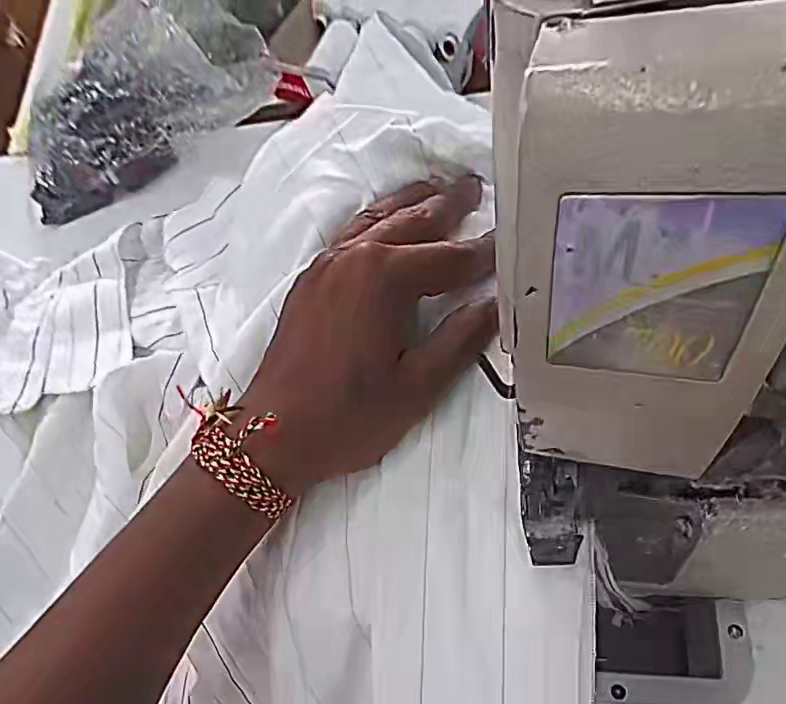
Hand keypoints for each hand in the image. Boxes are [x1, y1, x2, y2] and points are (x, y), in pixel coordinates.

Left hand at [237, 175, 497, 495]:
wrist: (274, 434)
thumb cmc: (349, 417)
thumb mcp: (417, 387)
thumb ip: (458, 341)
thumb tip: (494, 307)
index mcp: (384, 278)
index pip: (449, 258)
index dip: (484, 253)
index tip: (512, 242)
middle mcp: (353, 258)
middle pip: (410, 222)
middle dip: (446, 206)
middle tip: (474, 186)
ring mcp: (325, 267)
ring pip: (375, 221)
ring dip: (408, 204)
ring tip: (433, 191)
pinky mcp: (309, 283)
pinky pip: (351, 236)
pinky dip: (377, 222)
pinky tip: (384, 229)